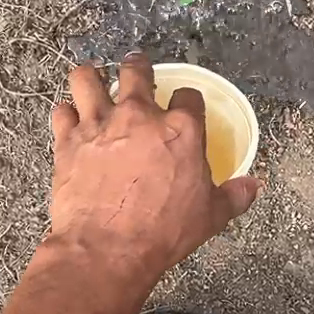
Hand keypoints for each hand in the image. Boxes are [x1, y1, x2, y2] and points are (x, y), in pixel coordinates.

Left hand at [43, 52, 261, 289]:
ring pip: (87, 78)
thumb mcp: (211, 216)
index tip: (186, 106)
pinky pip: (61, 111)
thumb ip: (234, 196)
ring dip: (91, 76)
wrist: (108, 247)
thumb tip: (252, 187)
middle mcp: (139, 116)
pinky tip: (70, 119)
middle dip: (138, 66)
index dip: (188, 99)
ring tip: (94, 78)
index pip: (189, 96)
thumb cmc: (162, 231)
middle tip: (137, 66)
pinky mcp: (68, 141)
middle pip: (137, 71)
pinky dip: (66, 113)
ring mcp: (100, 125)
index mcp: (181, 130)